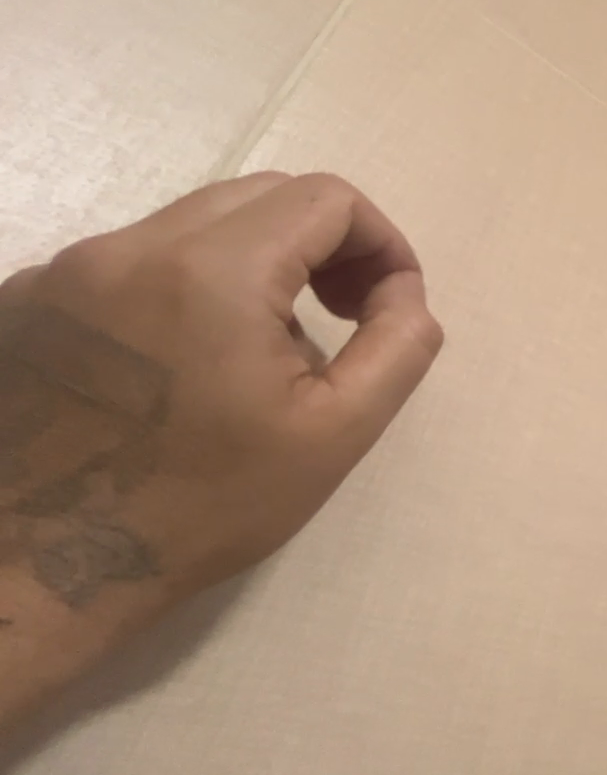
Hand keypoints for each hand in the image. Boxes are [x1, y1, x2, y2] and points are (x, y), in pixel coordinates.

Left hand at [0, 173, 441, 722]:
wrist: (21, 580)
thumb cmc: (201, 503)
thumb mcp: (343, 428)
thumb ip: (401, 341)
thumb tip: (401, 291)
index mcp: (208, 273)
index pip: (328, 199)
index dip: (383, 242)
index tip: (389, 303)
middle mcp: (124, 250)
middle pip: (267, 194)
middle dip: (332, 242)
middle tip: (350, 311)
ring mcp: (60, 274)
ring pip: (206, 221)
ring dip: (272, 261)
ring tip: (280, 345)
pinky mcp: (25, 305)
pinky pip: (146, 258)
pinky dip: (205, 282)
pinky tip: (202, 360)